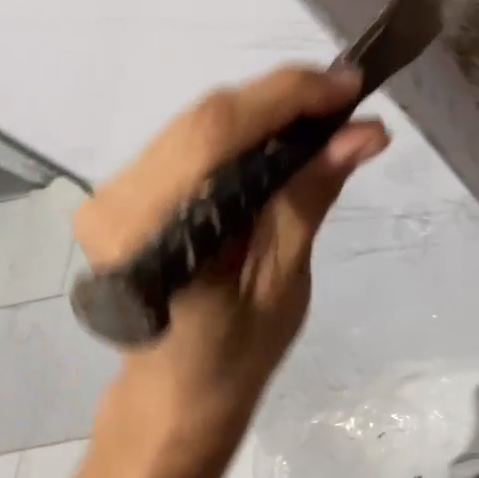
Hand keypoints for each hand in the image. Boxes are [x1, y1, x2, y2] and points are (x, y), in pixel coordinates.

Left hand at [73, 65, 389, 433]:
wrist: (177, 391)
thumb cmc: (236, 351)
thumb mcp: (284, 278)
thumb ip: (310, 195)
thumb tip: (363, 132)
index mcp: (148, 233)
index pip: (216, 133)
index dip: (288, 96)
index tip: (353, 86)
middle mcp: (117, 200)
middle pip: (207, 116)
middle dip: (287, 96)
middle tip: (352, 99)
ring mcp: (115, 190)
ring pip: (203, 118)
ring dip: (272, 108)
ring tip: (332, 115)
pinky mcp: (130, 186)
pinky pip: (198, 136)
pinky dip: (251, 125)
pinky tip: (291, 133)